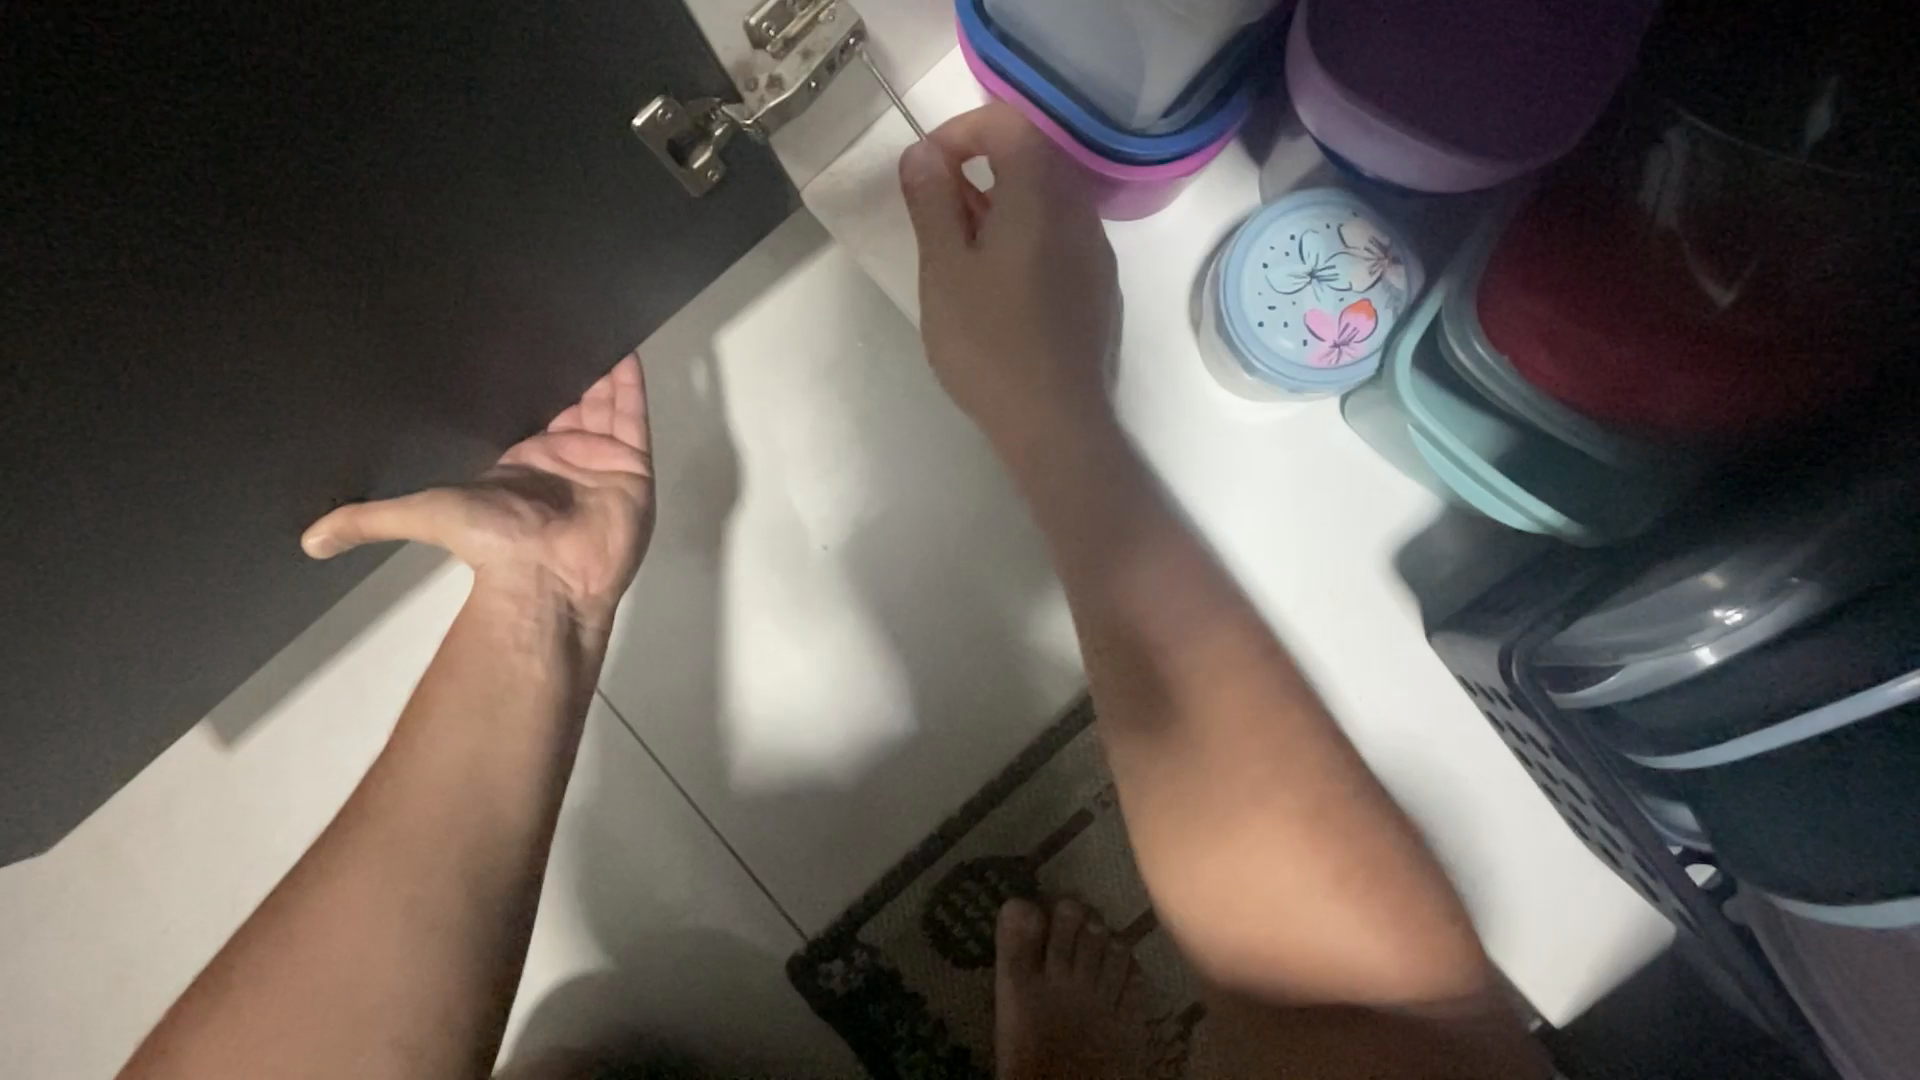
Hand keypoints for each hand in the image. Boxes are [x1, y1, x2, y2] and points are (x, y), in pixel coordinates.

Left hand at [301, 354, 655, 631]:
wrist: (546, 575)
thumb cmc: (494, 542)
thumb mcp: (422, 516)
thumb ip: (371, 519)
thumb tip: (308, 541)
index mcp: (525, 462)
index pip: (532, 411)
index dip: (534, 380)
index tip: (527, 343)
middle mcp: (566, 457)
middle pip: (574, 401)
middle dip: (572, 367)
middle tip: (566, 323)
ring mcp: (603, 460)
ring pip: (606, 404)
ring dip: (603, 369)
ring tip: (598, 325)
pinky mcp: (633, 465)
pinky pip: (634, 417)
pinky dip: (632, 385)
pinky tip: (625, 351)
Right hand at [898, 104, 1120, 452]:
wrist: (1055, 423)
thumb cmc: (989, 345)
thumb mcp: (944, 271)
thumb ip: (932, 203)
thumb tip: (923, 154)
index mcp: (1040, 196)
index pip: (1007, 124)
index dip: (960, 132)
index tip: (926, 172)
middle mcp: (1080, 213)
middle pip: (1031, 161)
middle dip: (978, 173)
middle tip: (939, 221)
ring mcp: (1097, 255)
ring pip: (1047, 206)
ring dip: (1002, 212)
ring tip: (965, 262)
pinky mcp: (1101, 292)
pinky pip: (1061, 244)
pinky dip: (1027, 243)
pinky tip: (1003, 295)